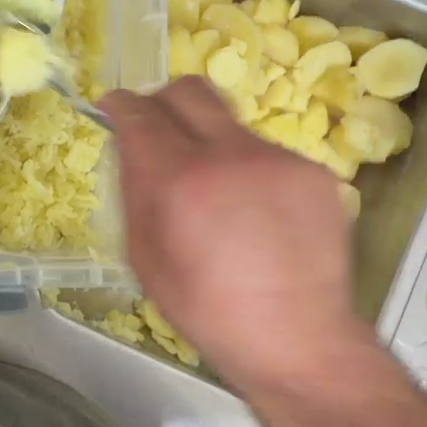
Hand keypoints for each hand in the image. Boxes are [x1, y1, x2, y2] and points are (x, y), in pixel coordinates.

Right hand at [101, 78, 366, 383]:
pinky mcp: (313, 172)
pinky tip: (251, 212)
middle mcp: (230, 154)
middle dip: (162, 99)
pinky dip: (246, 170)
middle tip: (156, 125)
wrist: (293, 336)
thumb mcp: (143, 255)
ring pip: (229, 124)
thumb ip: (134, 191)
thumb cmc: (203, 306)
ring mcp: (278, 159)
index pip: (140, 112)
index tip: (113, 106)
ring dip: (208, 143)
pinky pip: (264, 154)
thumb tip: (131, 149)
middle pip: (189, 90)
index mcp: (178, 179)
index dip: (120, 103)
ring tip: (212, 192)